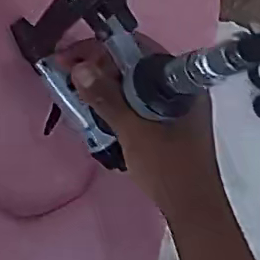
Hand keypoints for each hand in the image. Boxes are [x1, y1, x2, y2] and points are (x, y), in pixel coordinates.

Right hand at [58, 37, 228, 222]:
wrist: (192, 211)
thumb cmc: (169, 169)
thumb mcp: (133, 130)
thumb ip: (107, 99)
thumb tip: (79, 69)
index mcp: (180, 81)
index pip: (139, 48)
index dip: (102, 48)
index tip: (72, 56)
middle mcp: (179, 88)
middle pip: (134, 64)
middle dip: (99, 66)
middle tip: (67, 74)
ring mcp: (174, 106)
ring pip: (133, 84)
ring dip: (104, 85)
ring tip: (75, 91)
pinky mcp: (166, 123)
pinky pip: (136, 101)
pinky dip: (115, 102)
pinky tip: (95, 111)